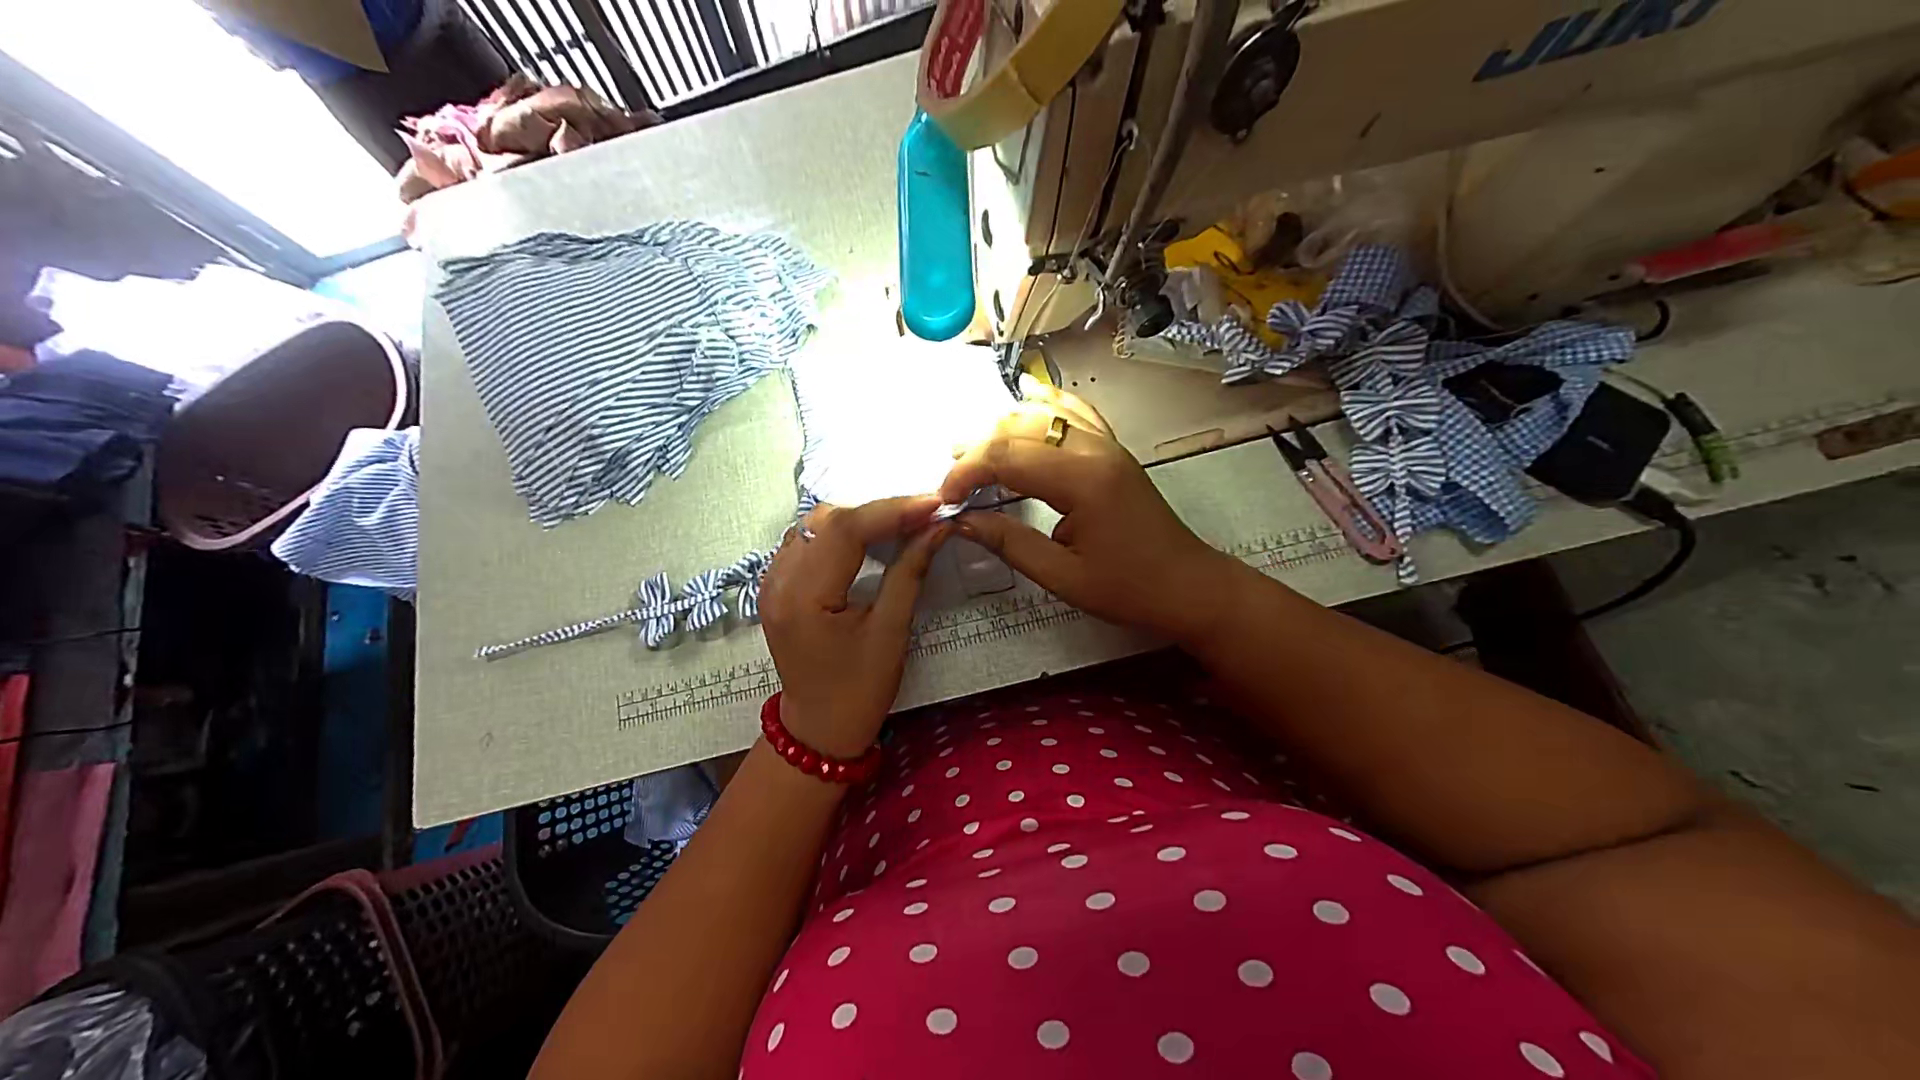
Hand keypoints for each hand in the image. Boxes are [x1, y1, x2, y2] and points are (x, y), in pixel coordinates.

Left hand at [758, 496, 950, 758]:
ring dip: (858, 519)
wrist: (820, 728)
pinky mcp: (776, 585)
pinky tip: (867, 540)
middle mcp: (778, 580)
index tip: (934, 503)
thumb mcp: (891, 632)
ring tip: (900, 525)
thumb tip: (937, 527)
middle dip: (877, 511)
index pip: (846, 530)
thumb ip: (910, 571)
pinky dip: (839, 533)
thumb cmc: (859, 690)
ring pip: (814, 525)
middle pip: (827, 520)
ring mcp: (771, 581)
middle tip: (922, 516)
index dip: (893, 510)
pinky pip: (807, 541)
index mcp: (803, 597)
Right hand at [940, 384, 1250, 644]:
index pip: (1005, 456)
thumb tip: (962, 521)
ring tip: (970, 449)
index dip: (965, 472)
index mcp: (1082, 479)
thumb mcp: (1063, 576)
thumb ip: (1009, 543)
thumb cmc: (1130, 589)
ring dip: (1002, 428)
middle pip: (1018, 428)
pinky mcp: (1113, 450)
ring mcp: (1106, 444)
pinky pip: (1074, 413)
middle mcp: (1093, 449)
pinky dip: (1044, 406)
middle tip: (952, 482)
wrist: (1189, 586)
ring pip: (1043, 413)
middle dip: (977, 450)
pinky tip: (1027, 398)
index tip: (944, 498)